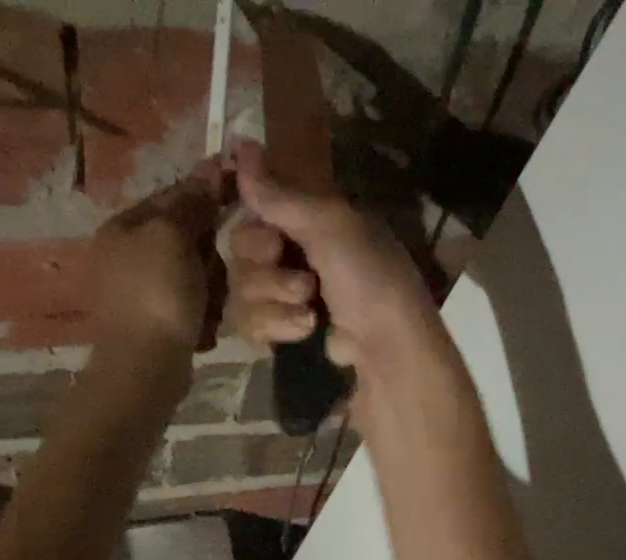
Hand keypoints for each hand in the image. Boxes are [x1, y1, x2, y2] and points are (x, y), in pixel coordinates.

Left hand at [89, 159, 231, 355]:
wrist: (144, 366)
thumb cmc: (157, 293)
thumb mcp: (173, 235)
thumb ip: (191, 202)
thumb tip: (208, 168)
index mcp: (122, 228)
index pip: (172, 197)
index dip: (206, 196)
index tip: (239, 199)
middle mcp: (125, 257)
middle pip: (187, 240)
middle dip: (210, 257)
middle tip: (216, 274)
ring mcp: (138, 295)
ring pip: (194, 277)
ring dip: (211, 291)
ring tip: (210, 310)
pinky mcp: (154, 326)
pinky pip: (191, 308)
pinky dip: (202, 318)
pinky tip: (202, 330)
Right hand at [225, 142, 446, 375]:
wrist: (386, 348)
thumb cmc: (368, 278)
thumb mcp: (330, 226)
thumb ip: (280, 196)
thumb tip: (241, 145)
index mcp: (308, 218)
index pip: (252, 210)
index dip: (255, 228)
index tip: (274, 240)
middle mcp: (292, 250)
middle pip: (239, 253)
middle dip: (268, 273)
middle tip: (305, 283)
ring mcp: (283, 293)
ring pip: (240, 291)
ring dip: (274, 303)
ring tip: (310, 312)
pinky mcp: (280, 330)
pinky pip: (248, 323)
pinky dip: (276, 327)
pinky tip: (304, 331)